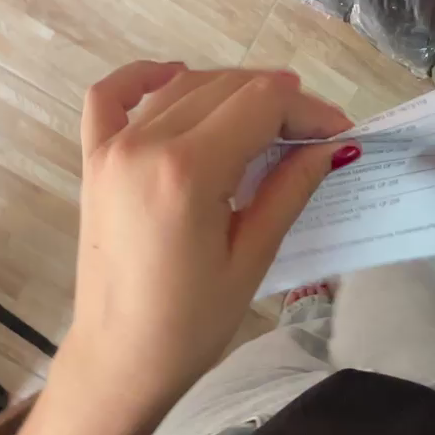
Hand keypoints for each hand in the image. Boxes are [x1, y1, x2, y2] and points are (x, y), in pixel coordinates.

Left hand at [56, 62, 357, 420]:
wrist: (120, 358)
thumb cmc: (191, 324)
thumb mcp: (251, 259)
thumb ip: (288, 190)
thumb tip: (330, 147)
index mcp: (188, 171)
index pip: (262, 104)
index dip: (309, 111)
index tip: (341, 133)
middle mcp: (146, 144)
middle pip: (227, 88)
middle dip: (280, 102)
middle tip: (315, 134)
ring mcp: (112, 148)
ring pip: (183, 88)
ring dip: (232, 91)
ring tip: (268, 119)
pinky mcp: (94, 161)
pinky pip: (112, 97)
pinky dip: (145, 78)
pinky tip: (175, 76)